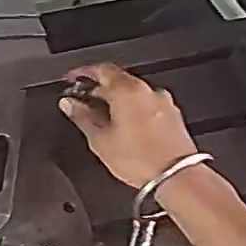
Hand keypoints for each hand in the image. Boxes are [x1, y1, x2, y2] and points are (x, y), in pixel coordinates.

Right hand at [58, 64, 199, 188]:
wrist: (176, 176)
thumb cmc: (141, 160)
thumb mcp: (100, 140)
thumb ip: (82, 117)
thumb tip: (70, 105)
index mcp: (127, 90)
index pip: (101, 69)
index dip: (83, 73)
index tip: (72, 79)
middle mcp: (147, 91)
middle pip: (118, 80)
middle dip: (98, 89)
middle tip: (83, 101)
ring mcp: (163, 103)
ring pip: (133, 94)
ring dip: (116, 101)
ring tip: (103, 118)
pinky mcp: (173, 117)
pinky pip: (147, 106)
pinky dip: (133, 111)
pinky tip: (126, 128)